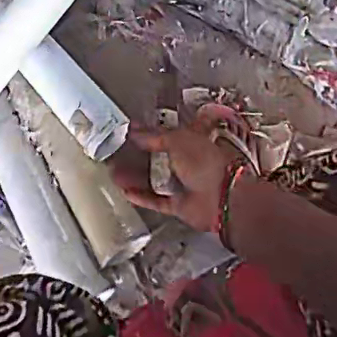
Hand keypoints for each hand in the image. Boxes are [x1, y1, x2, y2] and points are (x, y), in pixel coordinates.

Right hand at [110, 105, 242, 234]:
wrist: (223, 199)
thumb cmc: (205, 162)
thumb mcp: (178, 140)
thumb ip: (155, 137)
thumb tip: (135, 132)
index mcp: (192, 142)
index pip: (166, 135)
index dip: (148, 132)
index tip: (128, 131)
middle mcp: (188, 163)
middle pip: (157, 158)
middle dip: (136, 156)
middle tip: (115, 153)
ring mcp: (183, 185)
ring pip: (153, 179)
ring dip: (134, 176)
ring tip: (113, 172)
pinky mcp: (178, 205)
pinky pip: (156, 200)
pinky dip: (141, 196)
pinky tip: (125, 191)